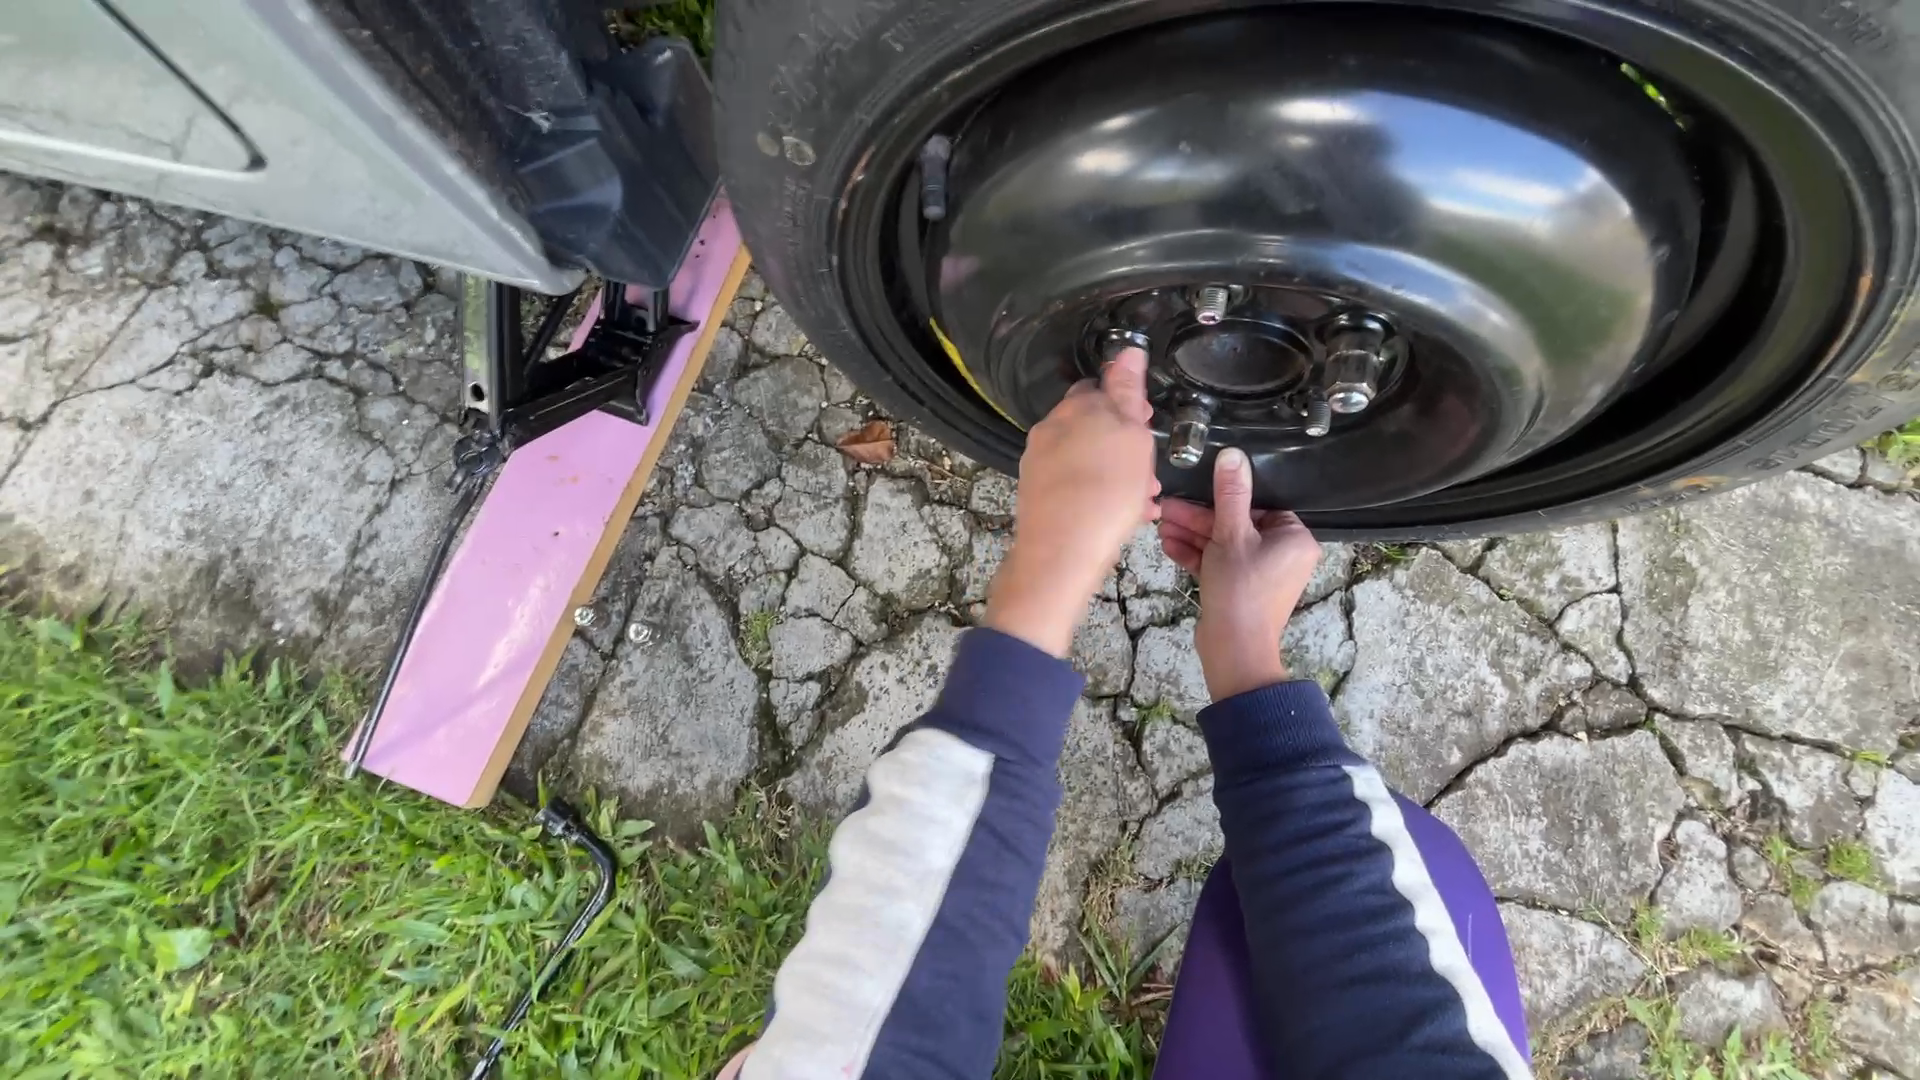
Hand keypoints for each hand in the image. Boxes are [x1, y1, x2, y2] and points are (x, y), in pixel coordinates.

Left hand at [983, 347, 1159, 654]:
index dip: (1127, 404)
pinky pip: (1076, 486)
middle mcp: (1049, 431)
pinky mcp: (1038, 495)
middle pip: (1092, 427)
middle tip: (1149, 469)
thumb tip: (1129, 350)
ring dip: (1117, 473)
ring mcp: (1040, 464)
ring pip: (1087, 460)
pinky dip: (1100, 494)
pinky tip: (1125, 516)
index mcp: (1073, 409)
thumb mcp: (1130, 433)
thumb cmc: (1107, 489)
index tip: (1147, 425)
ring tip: (1144, 499)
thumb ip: (1127, 390)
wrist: (1062, 550)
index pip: (1100, 388)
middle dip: (1123, 443)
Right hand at [1157, 448, 1320, 699]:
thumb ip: (1230, 494)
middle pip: (1236, 525)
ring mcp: (1260, 574)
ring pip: (1223, 544)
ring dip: (1191, 535)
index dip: (1224, 499)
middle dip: (1198, 519)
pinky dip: (1196, 555)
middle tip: (1167, 508)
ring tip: (1160, 525)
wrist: (1234, 648)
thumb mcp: (1231, 534)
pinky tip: (1168, 546)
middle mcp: (1282, 554)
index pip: (1259, 506)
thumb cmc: (1241, 588)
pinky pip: (1219, 563)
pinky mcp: (1239, 589)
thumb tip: (1232, 454)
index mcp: (1294, 538)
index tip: (1193, 492)